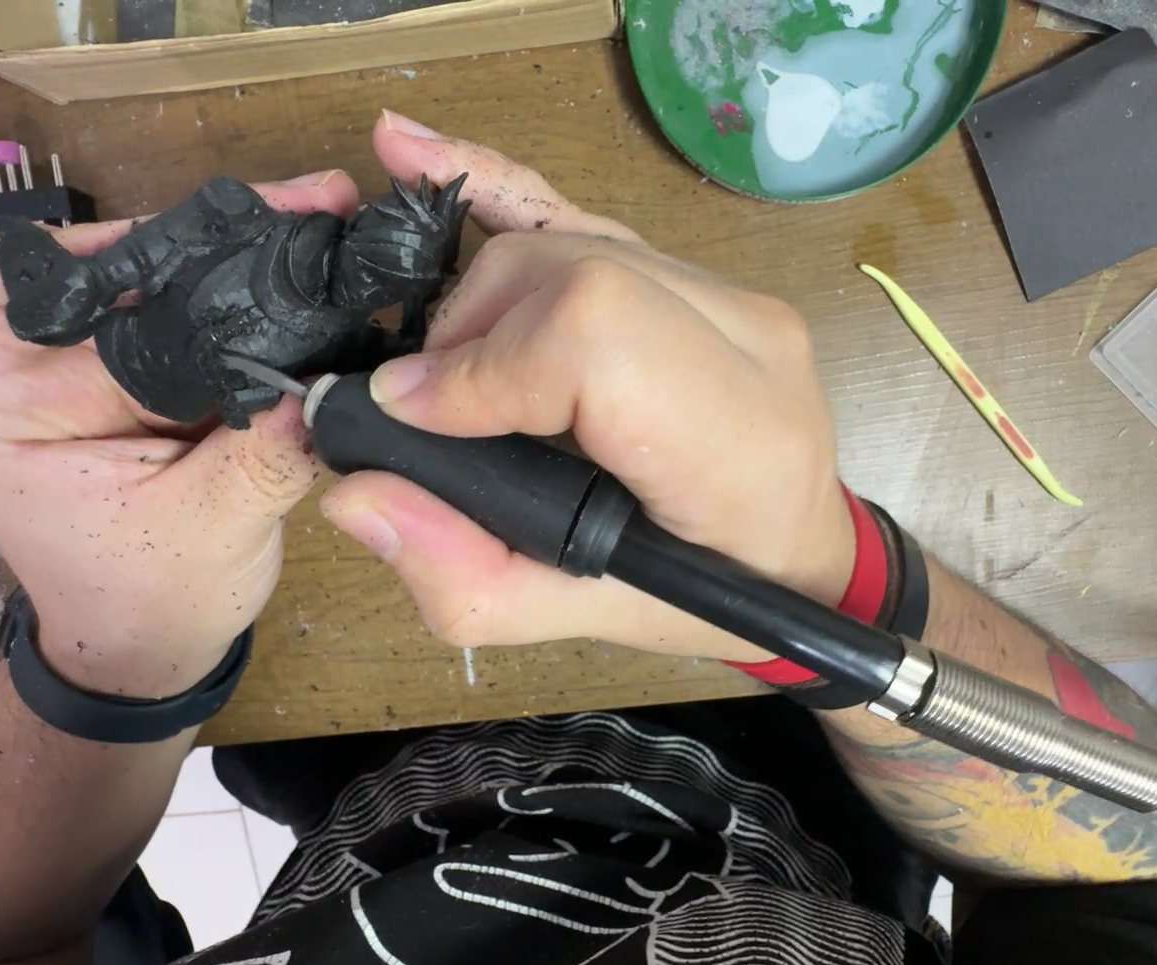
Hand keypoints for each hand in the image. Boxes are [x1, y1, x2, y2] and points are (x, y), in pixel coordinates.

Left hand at [0, 172, 356, 696]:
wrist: (147, 644)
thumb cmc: (158, 601)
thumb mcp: (217, 530)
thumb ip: (265, 453)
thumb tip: (327, 380)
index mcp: (1, 408)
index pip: (30, 285)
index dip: (111, 253)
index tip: (210, 264)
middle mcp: (14, 374)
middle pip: (65, 256)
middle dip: (175, 237)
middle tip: (284, 217)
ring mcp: (65, 378)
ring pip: (118, 278)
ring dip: (205, 260)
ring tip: (294, 237)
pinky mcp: (115, 385)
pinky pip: (159, 319)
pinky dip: (220, 301)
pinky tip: (284, 292)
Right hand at [322, 113, 854, 661]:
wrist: (797, 551)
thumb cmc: (710, 595)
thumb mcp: (591, 620)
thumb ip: (475, 579)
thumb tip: (359, 494)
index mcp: (732, 441)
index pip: (590, 338)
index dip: (482, 367)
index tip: (414, 414)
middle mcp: (746, 342)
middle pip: (567, 274)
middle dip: (467, 335)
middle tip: (432, 406)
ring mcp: (731, 294)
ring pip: (566, 243)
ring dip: (479, 296)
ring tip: (448, 366)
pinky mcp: (702, 275)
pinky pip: (592, 216)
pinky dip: (502, 189)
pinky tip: (414, 153)